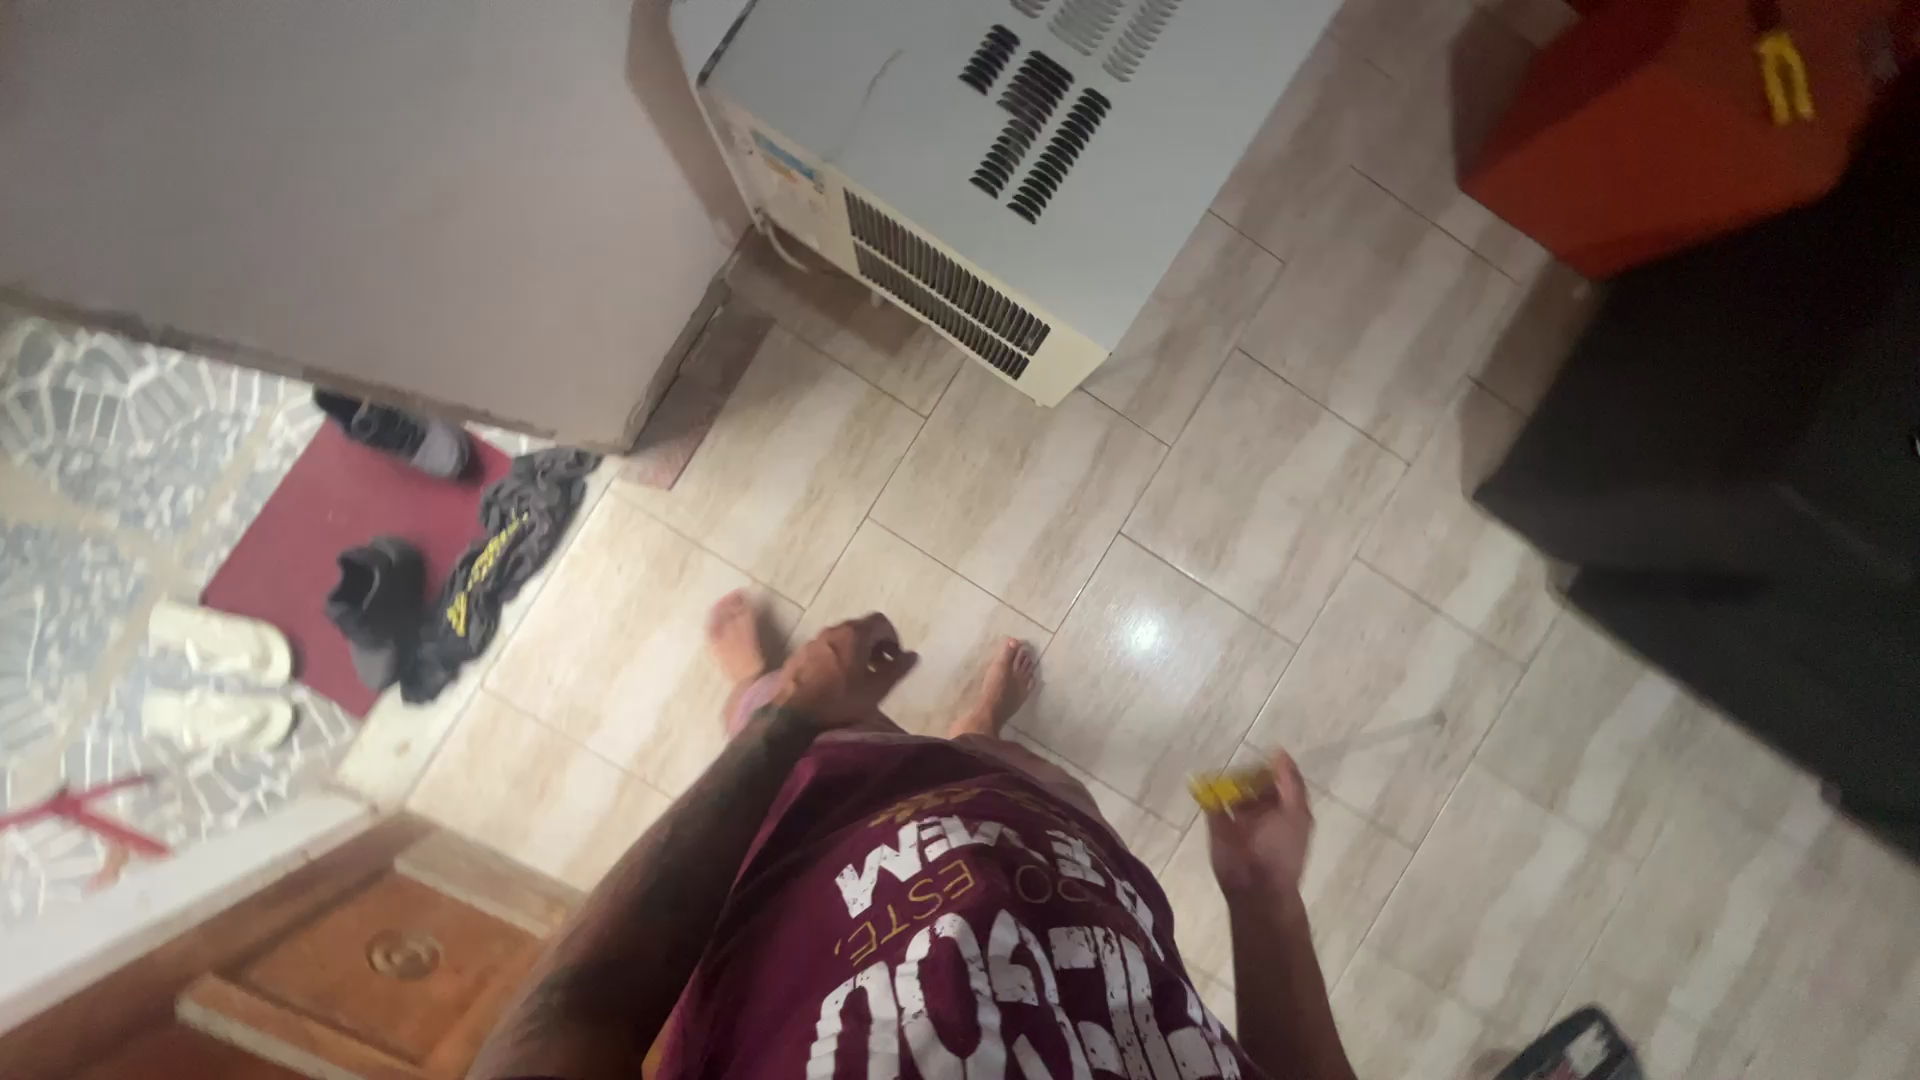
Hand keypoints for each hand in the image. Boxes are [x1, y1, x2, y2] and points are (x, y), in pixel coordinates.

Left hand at [768, 613, 917, 727]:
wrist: (792, 714)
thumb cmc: (840, 700)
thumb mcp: (876, 689)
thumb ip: (898, 670)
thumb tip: (913, 655)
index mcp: (854, 634)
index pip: (880, 620)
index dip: (892, 637)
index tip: (894, 658)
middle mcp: (833, 630)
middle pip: (860, 628)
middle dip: (874, 644)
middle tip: (879, 667)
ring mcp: (813, 641)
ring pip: (841, 638)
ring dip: (855, 650)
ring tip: (858, 675)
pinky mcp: (799, 654)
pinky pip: (825, 649)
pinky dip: (836, 657)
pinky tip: (834, 680)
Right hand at [1207, 751, 1312, 902]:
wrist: (1256, 886)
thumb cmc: (1281, 850)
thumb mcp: (1295, 813)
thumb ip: (1289, 782)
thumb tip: (1280, 751)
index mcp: (1283, 807)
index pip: (1277, 779)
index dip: (1271, 766)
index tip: (1262, 751)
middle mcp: (1261, 810)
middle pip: (1251, 781)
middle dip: (1244, 771)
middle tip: (1237, 763)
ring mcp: (1237, 817)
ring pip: (1230, 789)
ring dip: (1225, 780)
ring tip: (1220, 769)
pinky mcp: (1217, 823)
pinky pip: (1210, 801)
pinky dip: (1205, 790)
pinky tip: (1202, 780)